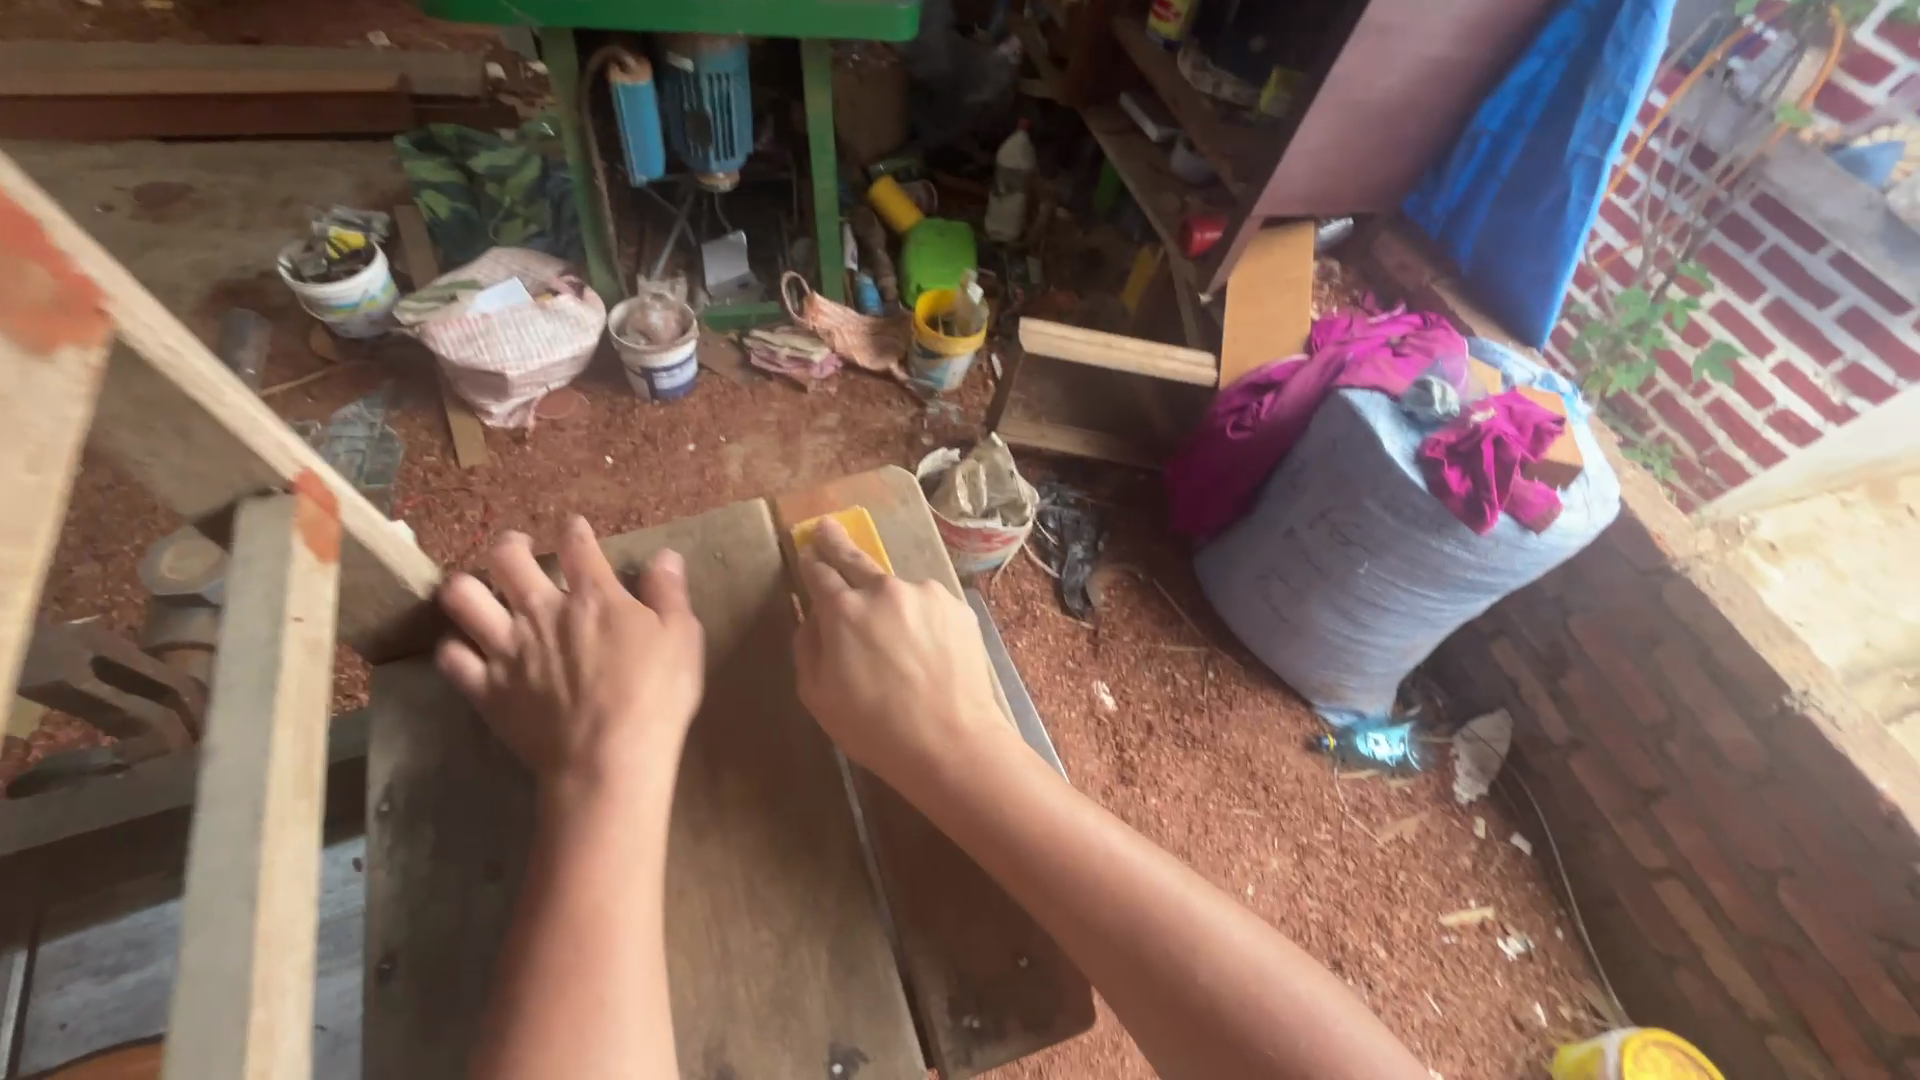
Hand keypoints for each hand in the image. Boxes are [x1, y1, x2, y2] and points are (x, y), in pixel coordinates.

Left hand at [435, 516, 704, 797]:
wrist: (608, 758)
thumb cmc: (656, 695)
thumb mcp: (682, 637)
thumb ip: (669, 593)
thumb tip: (665, 556)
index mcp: (594, 597)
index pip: (578, 545)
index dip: (575, 530)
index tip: (574, 527)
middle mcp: (542, 611)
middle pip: (507, 558)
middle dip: (510, 545)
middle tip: (518, 550)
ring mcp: (506, 649)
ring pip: (462, 598)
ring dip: (468, 587)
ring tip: (481, 591)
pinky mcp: (486, 689)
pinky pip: (451, 657)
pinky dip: (456, 647)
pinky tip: (467, 647)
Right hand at [792, 519, 1010, 788]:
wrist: (951, 742)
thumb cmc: (874, 728)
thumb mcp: (818, 695)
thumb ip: (808, 646)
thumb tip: (812, 617)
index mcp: (844, 610)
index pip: (819, 574)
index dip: (810, 565)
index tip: (807, 555)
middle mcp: (885, 590)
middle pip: (855, 559)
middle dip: (836, 543)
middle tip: (827, 528)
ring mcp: (926, 594)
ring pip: (898, 590)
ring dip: (890, 602)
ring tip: (896, 642)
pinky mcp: (958, 607)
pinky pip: (929, 606)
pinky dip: (921, 618)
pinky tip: (926, 649)